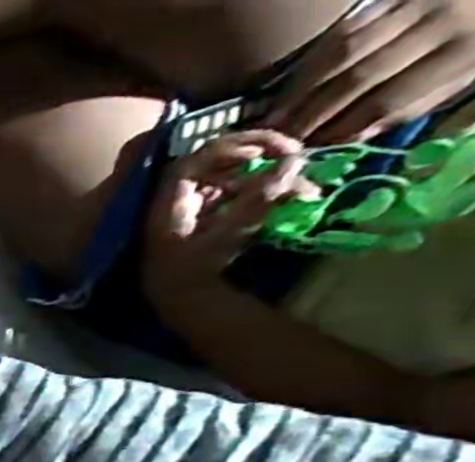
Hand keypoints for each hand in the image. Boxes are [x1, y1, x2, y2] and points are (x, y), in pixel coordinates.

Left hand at [142, 131, 320, 309]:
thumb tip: (293, 162)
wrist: (181, 300)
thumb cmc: (196, 270)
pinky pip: (236, 191)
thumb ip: (259, 199)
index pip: (195, 159)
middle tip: (294, 154)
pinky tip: (294, 194)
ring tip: (304, 186)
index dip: (228, 148)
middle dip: (258, 153)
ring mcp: (193, 205)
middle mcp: (177, 199)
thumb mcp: (228, 235)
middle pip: (217, 161)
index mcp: (170, 203)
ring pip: (232, 176)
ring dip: (269, 175)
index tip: (261, 152)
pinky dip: (263, 189)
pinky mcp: (208, 214)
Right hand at [267, 0, 474, 143]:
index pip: (387, 100)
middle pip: (358, 78)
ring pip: (342, 54)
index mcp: (464, 51)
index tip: (309, 152)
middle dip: (312, 115)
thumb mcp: (463, 77)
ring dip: (300, 91)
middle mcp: (440, 23)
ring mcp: (414, 4)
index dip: (342, 130)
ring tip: (273, 119)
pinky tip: (290, 88)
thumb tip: (349, 138)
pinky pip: (341, 32)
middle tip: (277, 141)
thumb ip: (409, 107)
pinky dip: (309, 64)